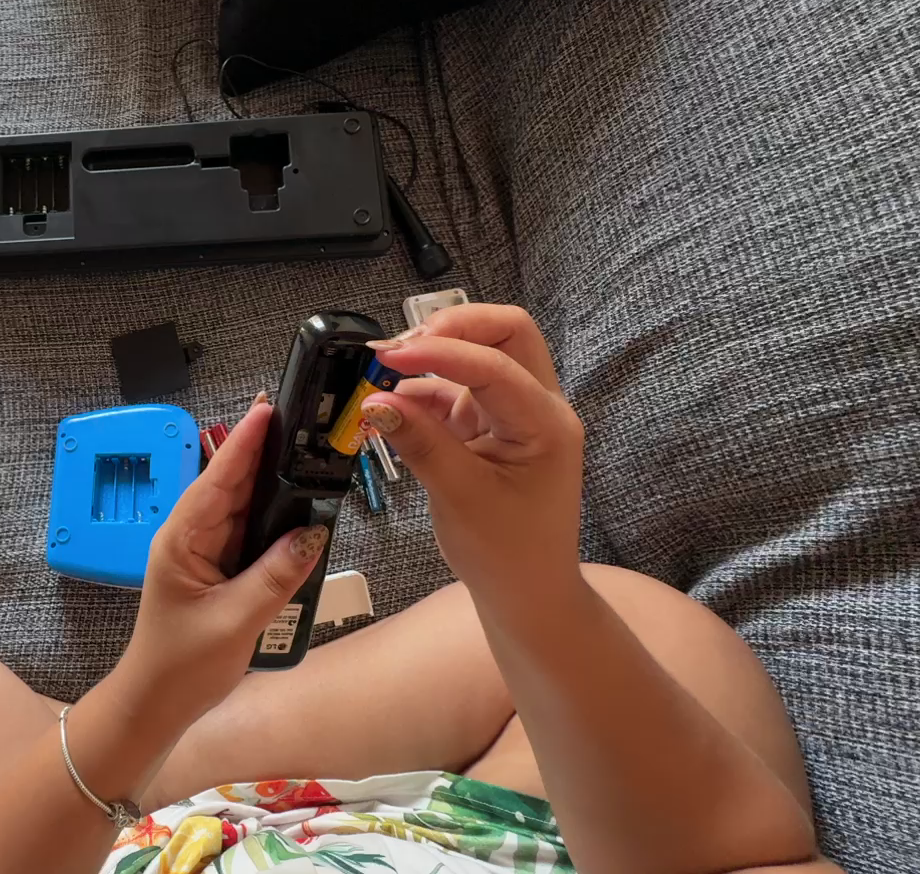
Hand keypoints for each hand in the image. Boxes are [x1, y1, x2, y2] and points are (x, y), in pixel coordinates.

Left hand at [115, 396, 325, 727]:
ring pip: (242, 506)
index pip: (216, 480)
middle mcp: (192, 534)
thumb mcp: (233, 621)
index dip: (243, 443)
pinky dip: (272, 515)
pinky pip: (249, 532)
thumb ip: (274, 577)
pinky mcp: (220, 567)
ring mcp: (206, 550)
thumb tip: (314, 533)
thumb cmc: (183, 664)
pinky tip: (297, 501)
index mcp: (183, 538)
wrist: (157, 703)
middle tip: (297, 418)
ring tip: (303, 448)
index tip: (267, 408)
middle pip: (231, 484)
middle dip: (261, 450)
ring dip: (270, 480)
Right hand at [359, 304, 584, 597]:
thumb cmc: (505, 551)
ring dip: (434, 354)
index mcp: (545, 423)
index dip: (440, 352)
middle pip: (507, 334)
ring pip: (480, 355)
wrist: (525, 591)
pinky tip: (391, 402)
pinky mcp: (486, 425)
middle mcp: (535, 407)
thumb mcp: (458, 495)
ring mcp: (510, 413)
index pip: (495, 365)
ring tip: (386, 370)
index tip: (389, 356)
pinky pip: (453, 389)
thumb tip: (374, 401)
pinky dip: (421, 388)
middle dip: (454, 327)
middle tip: (403, 344)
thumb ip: (419, 441)